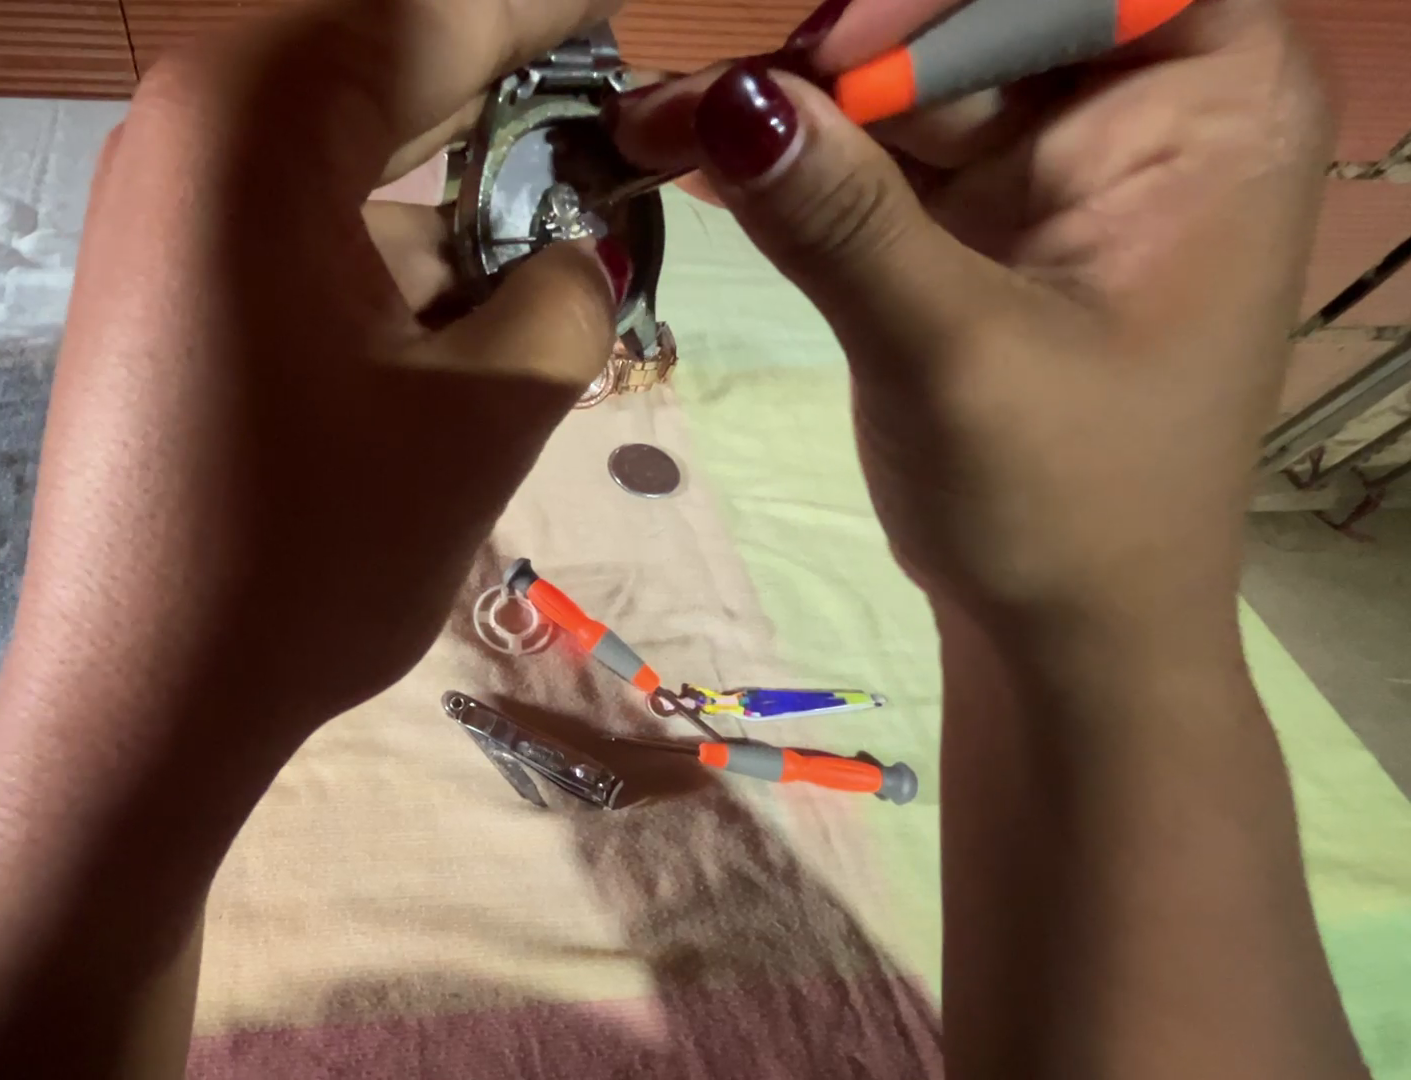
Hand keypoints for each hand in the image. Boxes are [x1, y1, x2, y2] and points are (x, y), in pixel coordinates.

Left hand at [24, 1, 630, 739]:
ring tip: (522, 269)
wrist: (152, 700)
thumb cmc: (318, 552)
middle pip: (378, 74)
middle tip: (584, 155)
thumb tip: (584, 248)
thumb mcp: (489, 412)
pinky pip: (291, 238)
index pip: (439, 10)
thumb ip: (571, 295)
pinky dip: (374, 260)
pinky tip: (431, 333)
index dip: (548, 14)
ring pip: (336, 168)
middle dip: (492, 108)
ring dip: (436, 203)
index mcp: (258, 119)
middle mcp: (183, 138)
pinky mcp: (158, 304)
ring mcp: (154, 225)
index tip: (621, 29)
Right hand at [612, 0, 1328, 642]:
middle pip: (954, 45)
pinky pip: (861, 187)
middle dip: (816, 75)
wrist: (1052, 624)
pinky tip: (699, 168)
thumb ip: (840, 220)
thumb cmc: (1055, 497)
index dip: (930, 8)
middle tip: (671, 104)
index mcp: (1201, 107)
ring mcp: (1026, 189)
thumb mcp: (947, 348)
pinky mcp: (953, 248)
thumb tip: (726, 102)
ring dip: (775, 127)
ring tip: (651, 128)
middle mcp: (1120, 122)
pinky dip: (782, 183)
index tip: (812, 59)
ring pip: (888, 116)